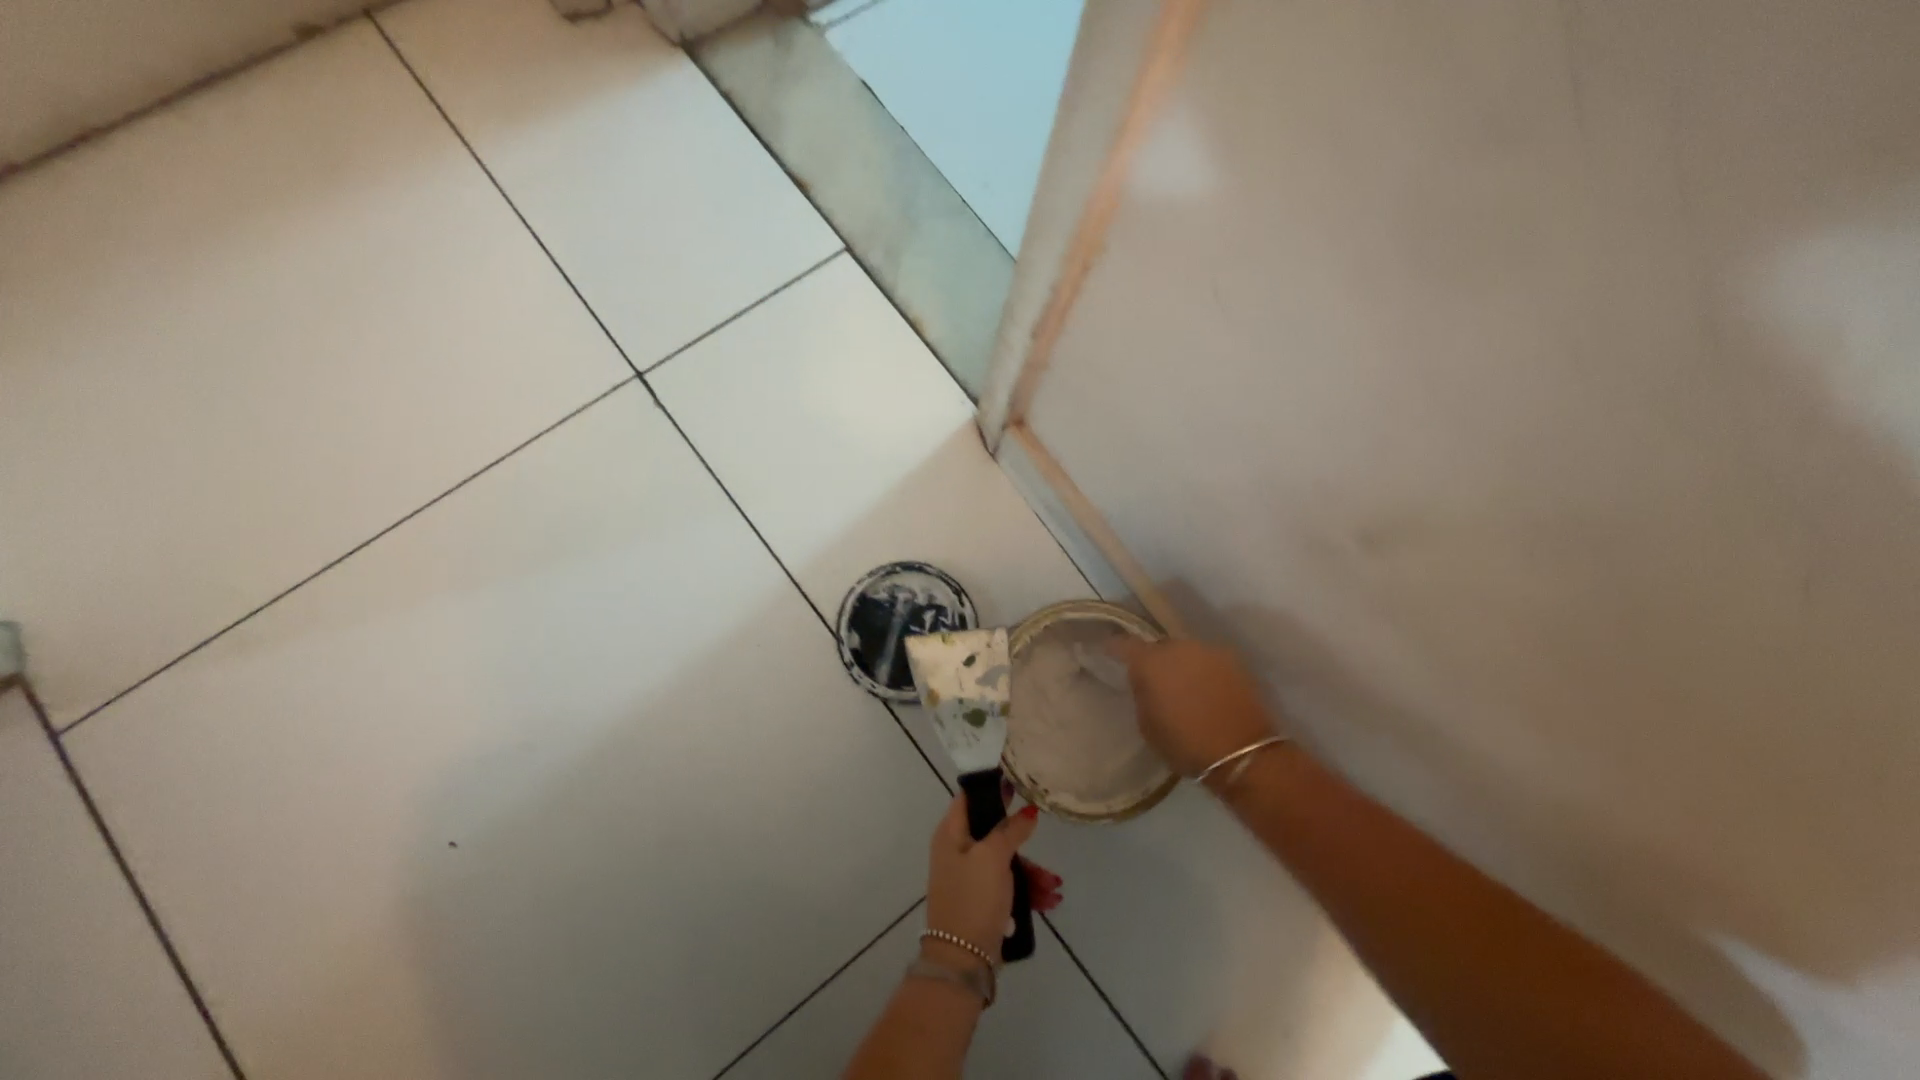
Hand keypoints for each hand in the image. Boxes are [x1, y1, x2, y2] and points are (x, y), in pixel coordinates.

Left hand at [923, 795, 1059, 965]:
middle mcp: (957, 852)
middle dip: (1022, 841)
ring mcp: (969, 878)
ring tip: (1053, 886)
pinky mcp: (981, 901)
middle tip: (1043, 839)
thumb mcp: (993, 857)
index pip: (968, 799)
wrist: (962, 958)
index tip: (1018, 780)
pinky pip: (1007, 886)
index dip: (991, 788)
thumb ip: (1011, 830)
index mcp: (951, 835)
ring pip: (1004, 861)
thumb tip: (1027, 810)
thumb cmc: (973, 898)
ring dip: (1031, 871)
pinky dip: (1026, 890)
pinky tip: (1048, 899)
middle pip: (992, 832)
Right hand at [1110, 639, 1277, 777]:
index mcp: (1152, 662)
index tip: (1107, 652)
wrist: (1242, 753)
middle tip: (1152, 680)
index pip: (1124, 644)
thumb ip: (1141, 694)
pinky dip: (1202, 671)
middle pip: (1158, 647)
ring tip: (1181, 687)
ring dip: (1180, 665)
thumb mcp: (1147, 724)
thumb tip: (1143, 680)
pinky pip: (1208, 661)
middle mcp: (1179, 647)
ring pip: (1186, 652)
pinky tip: (1204, 691)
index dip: (1113, 647)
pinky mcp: (1235, 662)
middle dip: (1153, 660)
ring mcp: (1210, 651)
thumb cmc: (1185, 744)